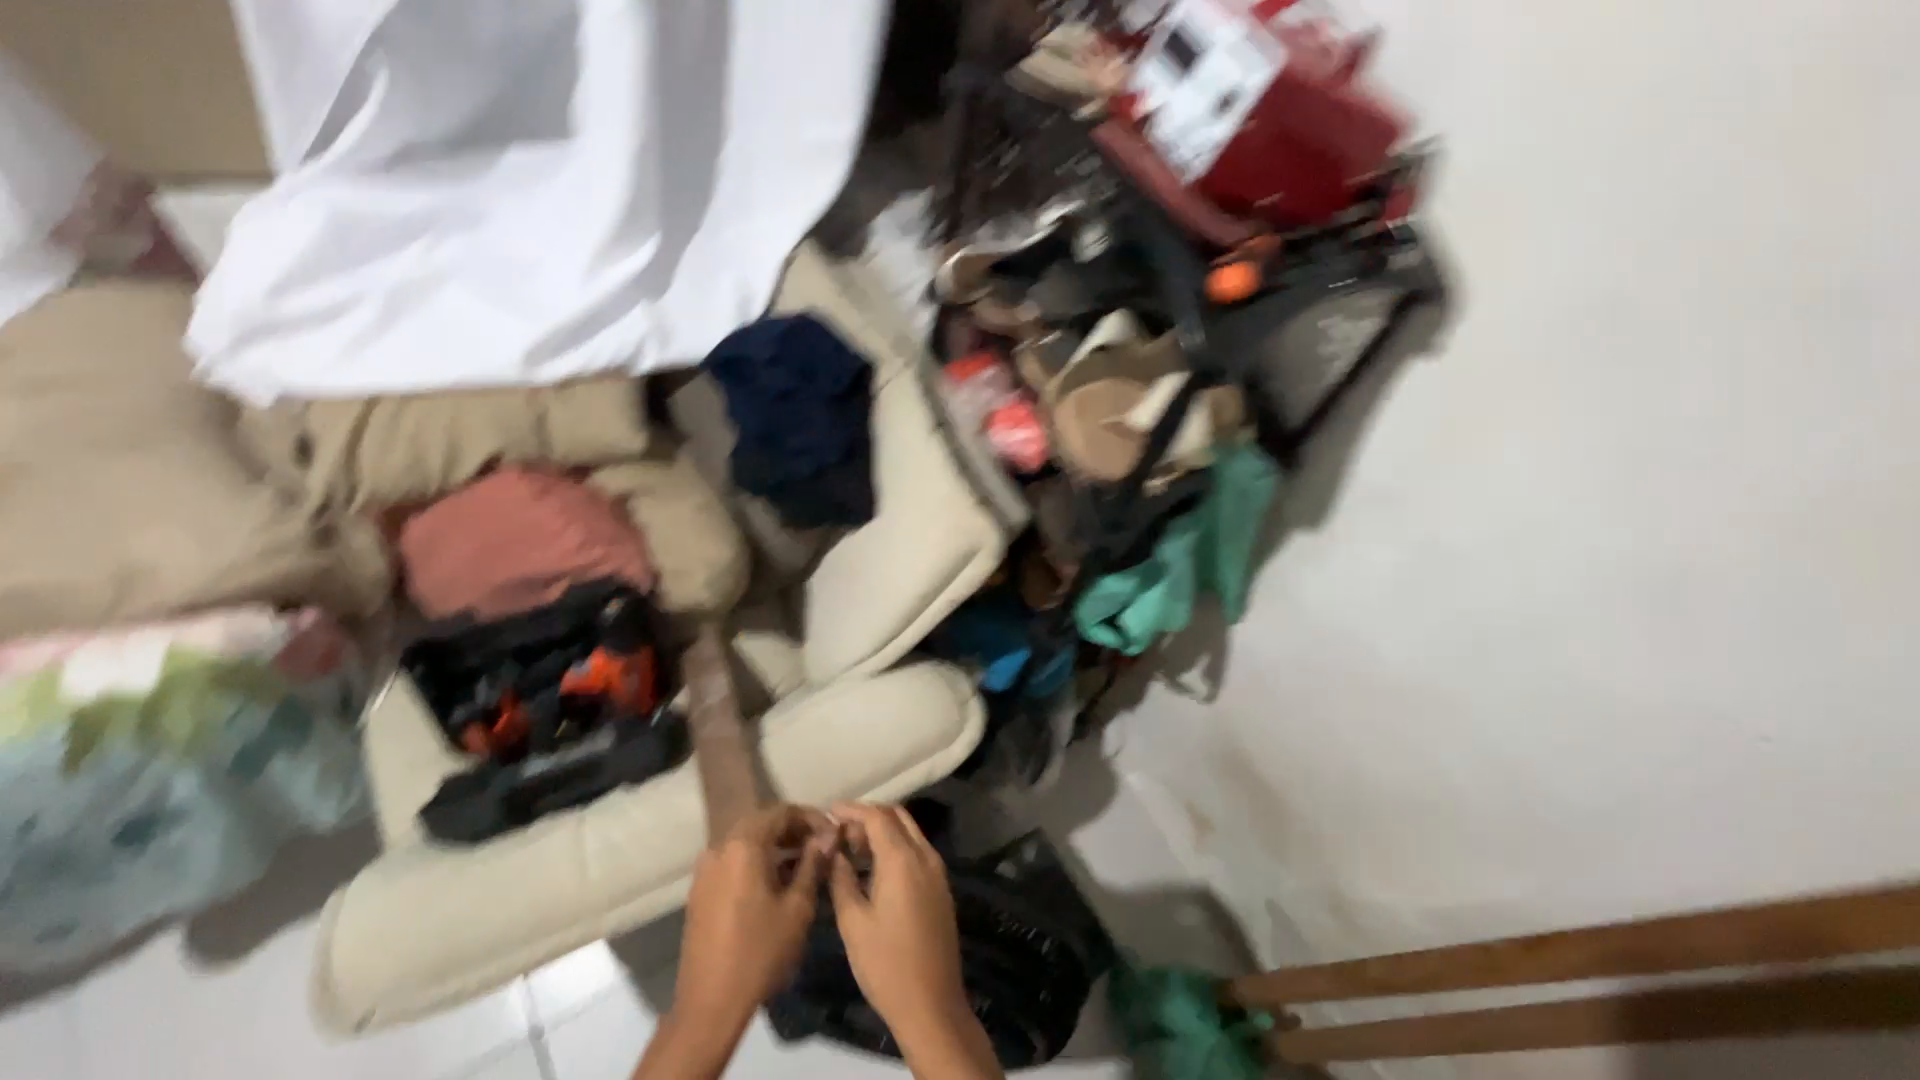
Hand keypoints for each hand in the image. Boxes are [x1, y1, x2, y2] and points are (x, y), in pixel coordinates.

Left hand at [673, 804, 834, 1026]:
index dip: (810, 817)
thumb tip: (827, 836)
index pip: (781, 811)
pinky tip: (775, 884)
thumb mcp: (798, 907)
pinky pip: (732, 861)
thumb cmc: (760, 952)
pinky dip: (755, 862)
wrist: (710, 1002)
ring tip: (803, 865)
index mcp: (744, 846)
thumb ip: (814, 864)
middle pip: (760, 822)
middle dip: (792, 830)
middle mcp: (719, 848)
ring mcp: (705, 870)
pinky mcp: (699, 891)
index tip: (832, 833)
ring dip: (774, 846)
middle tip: (820, 846)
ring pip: (745, 842)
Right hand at [827, 803, 970, 1038]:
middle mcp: (926, 857)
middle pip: (898, 817)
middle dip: (868, 816)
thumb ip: (841, 878)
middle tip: (838, 831)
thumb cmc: (885, 964)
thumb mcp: (852, 921)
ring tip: (850, 848)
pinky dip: (895, 847)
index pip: (877, 817)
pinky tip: (872, 867)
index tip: (827, 811)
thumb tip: (833, 850)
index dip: (851, 810)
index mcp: (903, 860)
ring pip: (910, 833)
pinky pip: (917, 852)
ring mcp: (938, 873)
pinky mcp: (941, 889)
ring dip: (883, 831)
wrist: (931, 1004)